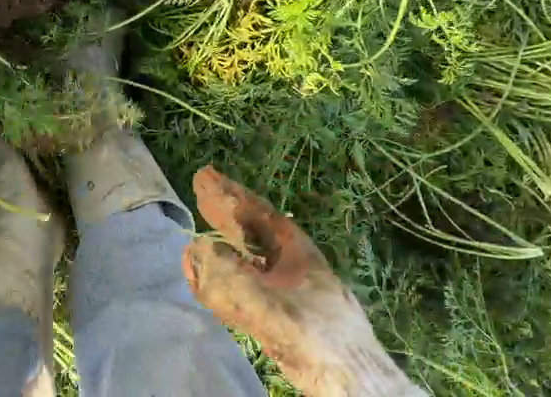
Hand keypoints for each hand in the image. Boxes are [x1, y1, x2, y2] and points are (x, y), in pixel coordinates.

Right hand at [183, 167, 424, 396]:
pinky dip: (230, 275)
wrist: (356, 383)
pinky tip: (219, 280)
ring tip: (204, 234)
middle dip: (228, 212)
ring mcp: (292, 291)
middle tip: (201, 189)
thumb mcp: (272, 307)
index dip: (230, 193)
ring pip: (254, 257)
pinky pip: (251, 285)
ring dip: (228, 243)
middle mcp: (295, 264)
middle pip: (256, 230)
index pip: (258, 211)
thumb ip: (230, 282)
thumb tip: (194, 249)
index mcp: (297, 250)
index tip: (205, 175)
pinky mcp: (287, 317)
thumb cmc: (319, 337)